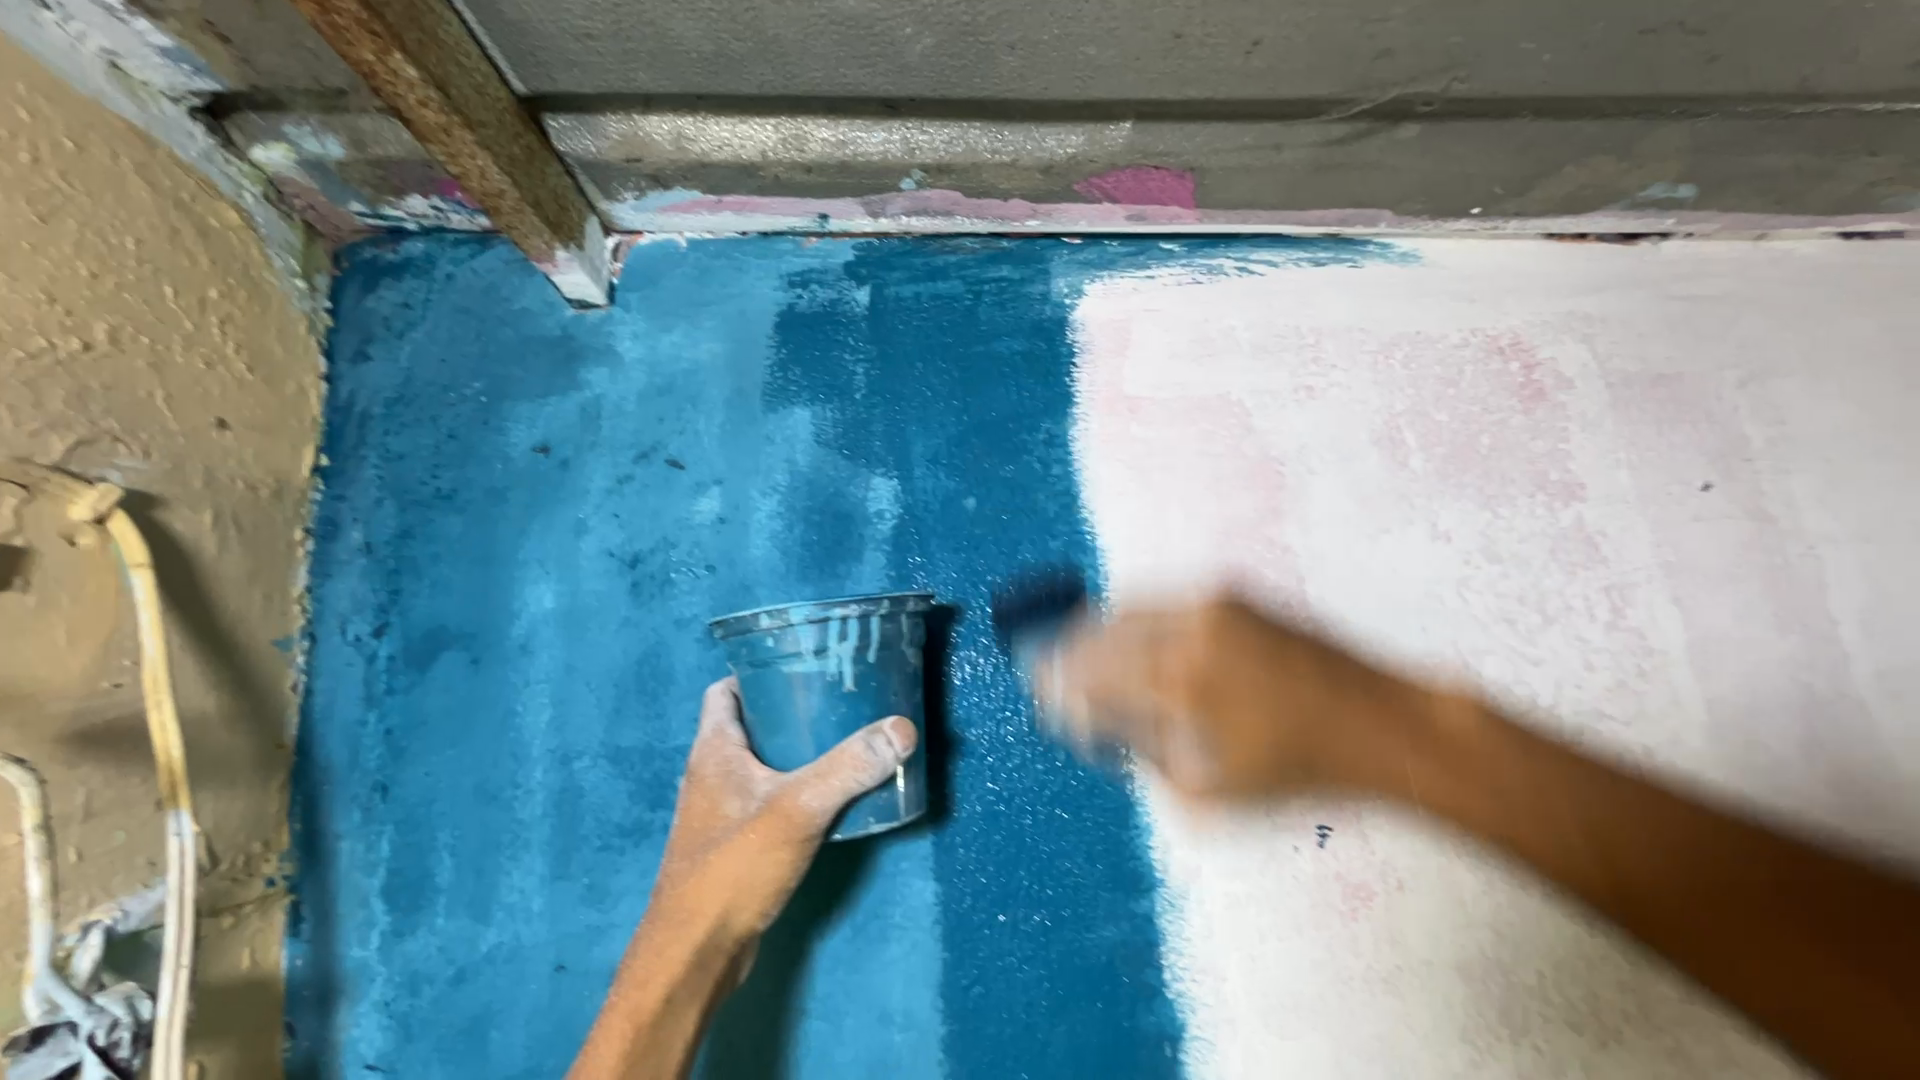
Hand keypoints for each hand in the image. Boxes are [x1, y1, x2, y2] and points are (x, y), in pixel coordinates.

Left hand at [648, 677, 917, 944]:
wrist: (696, 953)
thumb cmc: (735, 868)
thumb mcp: (798, 809)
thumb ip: (849, 768)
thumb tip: (902, 728)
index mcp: (714, 751)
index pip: (724, 691)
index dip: (757, 671)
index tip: (803, 663)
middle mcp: (712, 774)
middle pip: (750, 724)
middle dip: (791, 709)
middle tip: (840, 700)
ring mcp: (722, 812)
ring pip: (762, 764)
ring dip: (798, 751)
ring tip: (847, 741)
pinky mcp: (737, 845)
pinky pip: (770, 800)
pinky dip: (798, 789)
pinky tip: (834, 798)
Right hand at [1035, 592, 1432, 796]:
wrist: (1381, 723)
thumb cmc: (1298, 772)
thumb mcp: (1210, 789)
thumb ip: (1144, 756)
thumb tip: (1103, 726)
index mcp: (1180, 688)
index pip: (1094, 682)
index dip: (1062, 692)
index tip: (1043, 699)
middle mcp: (1189, 634)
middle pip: (1101, 637)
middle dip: (1066, 655)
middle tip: (1043, 670)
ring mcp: (1211, 605)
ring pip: (1126, 608)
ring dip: (1094, 630)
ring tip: (1071, 647)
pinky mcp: (1230, 592)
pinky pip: (1160, 600)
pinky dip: (1131, 615)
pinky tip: (1121, 631)